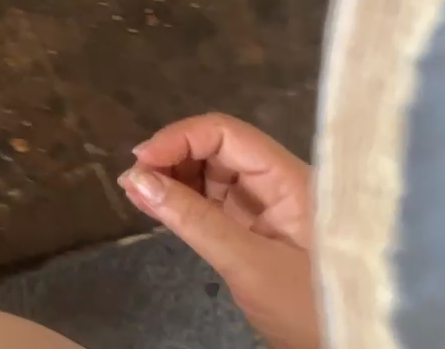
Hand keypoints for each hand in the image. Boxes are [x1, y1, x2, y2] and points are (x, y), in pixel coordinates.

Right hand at [118, 113, 318, 348]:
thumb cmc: (312, 310)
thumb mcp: (249, 265)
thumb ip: (193, 218)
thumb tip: (136, 178)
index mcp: (289, 181)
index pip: (225, 134)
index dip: (179, 138)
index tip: (143, 161)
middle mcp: (276, 185)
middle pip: (213, 149)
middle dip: (169, 158)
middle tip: (133, 181)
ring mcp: (264, 208)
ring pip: (206, 173)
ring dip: (168, 179)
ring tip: (134, 193)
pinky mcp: (252, 231)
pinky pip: (208, 201)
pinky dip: (177, 200)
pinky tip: (149, 205)